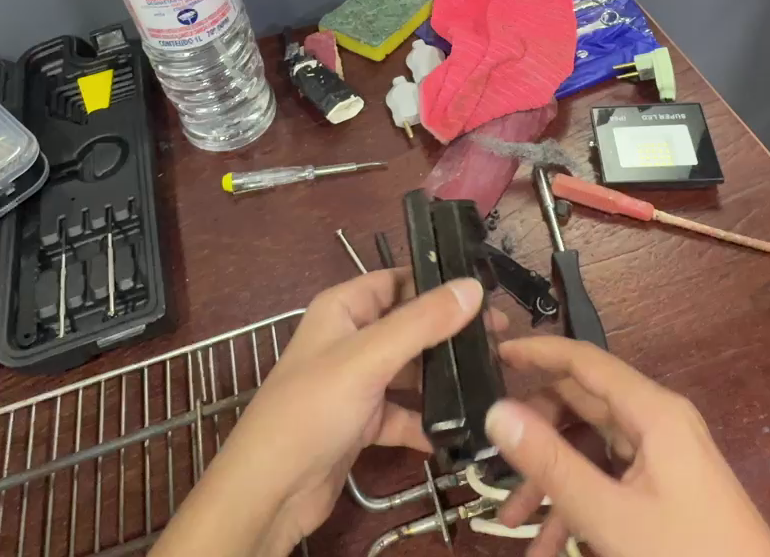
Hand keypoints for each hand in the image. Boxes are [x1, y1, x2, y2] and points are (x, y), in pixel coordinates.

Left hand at [153, 270, 487, 556]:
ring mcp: (356, 382)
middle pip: (408, 325)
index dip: (437, 281)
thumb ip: (421, 322)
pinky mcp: (362, 422)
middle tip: (499, 339)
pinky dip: (427, 420)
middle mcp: (350, 337)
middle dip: (449, 332)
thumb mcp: (368, 357)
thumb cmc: (312, 408)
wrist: (270, 491)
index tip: (485, 291)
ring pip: (409, 370)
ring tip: (490, 380)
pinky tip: (460, 430)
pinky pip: (403, 412)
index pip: (397, 280)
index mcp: (343, 308)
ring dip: (442, 377)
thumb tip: (473, 285)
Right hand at [487, 335, 769, 556]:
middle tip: (492, 462)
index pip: (583, 360)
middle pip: (581, 406)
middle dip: (535, 436)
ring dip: (550, 482)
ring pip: (589, 449)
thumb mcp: (611, 516)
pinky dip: (577, 505)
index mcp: (653, 412)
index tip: (493, 354)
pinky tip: (549, 545)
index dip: (537, 351)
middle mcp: (657, 423)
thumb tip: (497, 411)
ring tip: (512, 522)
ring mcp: (662, 458)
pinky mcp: (664, 490)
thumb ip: (552, 463)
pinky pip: (608, 480)